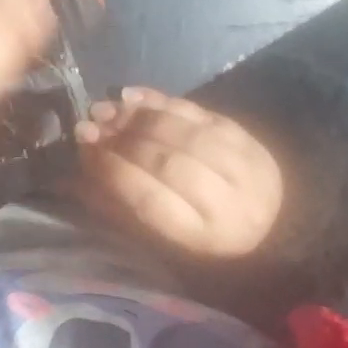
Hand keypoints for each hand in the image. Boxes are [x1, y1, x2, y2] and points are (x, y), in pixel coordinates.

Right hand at [75, 88, 282, 257]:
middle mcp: (229, 203)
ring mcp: (245, 168)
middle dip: (122, 141)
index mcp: (201, 238)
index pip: (149, 198)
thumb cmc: (201, 248)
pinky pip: (202, 114)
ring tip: (108, 110)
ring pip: (186, 134)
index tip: (84, 151)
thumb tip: (75, 176)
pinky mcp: (250, 140)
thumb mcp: (157, 242)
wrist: (272, 232)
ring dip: (140, 118)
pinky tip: (134, 98)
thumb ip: (117, 209)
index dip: (112, 171)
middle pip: (168, 162)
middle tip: (89, 126)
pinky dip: (165, 103)